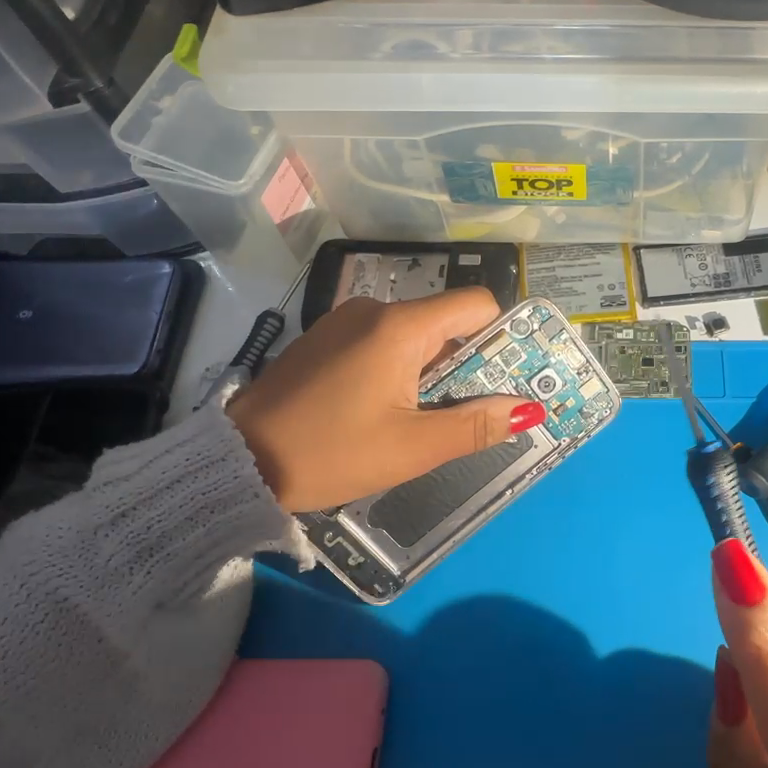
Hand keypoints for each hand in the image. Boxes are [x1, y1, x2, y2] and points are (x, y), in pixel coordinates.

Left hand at [227, 289, 543, 512]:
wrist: (236, 462)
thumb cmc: (332, 453)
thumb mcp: (413, 448)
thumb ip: (476, 425)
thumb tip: (530, 409)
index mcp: (401, 327)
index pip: (477, 304)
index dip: (501, 338)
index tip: (504, 380)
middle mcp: (375, 310)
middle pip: (447, 323)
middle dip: (467, 365)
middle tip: (467, 413)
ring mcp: (344, 323)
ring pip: (415, 336)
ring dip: (432, 372)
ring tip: (421, 421)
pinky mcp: (324, 341)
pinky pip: (382, 344)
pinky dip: (399, 371)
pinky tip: (382, 412)